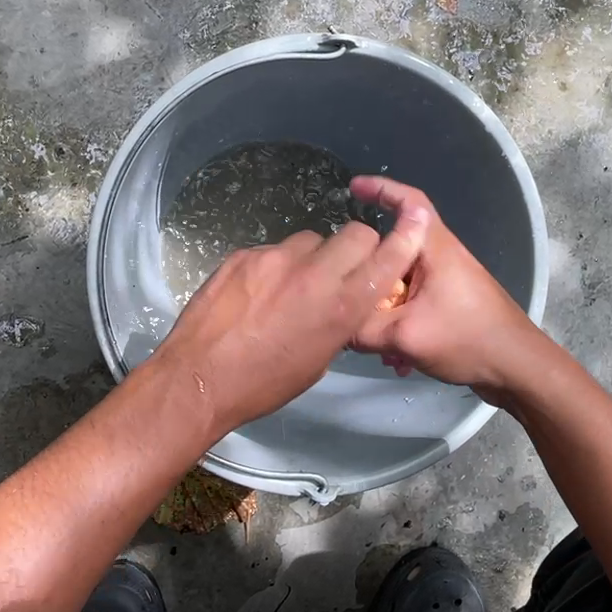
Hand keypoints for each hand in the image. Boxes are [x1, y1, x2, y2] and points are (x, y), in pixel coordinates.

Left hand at [150, 208, 428, 435]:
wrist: (199, 377)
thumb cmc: (264, 384)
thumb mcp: (318, 360)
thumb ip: (338, 320)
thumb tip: (343, 300)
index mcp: (340, 307)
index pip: (388, 258)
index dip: (404, 240)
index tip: (412, 227)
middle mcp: (314, 273)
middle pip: (355, 233)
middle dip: (355, 248)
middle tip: (337, 270)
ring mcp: (275, 258)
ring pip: (310, 240)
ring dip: (310, 257)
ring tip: (288, 286)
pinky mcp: (243, 254)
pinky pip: (272, 250)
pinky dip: (274, 266)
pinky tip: (255, 293)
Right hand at [347, 176, 543, 397]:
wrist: (517, 368)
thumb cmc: (468, 340)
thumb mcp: (405, 336)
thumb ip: (363, 328)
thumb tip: (335, 323)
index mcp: (434, 248)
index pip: (408, 203)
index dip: (381, 189)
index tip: (352, 187)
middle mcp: (441, 256)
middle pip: (393, 249)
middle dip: (368, 271)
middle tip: (343, 283)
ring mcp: (447, 280)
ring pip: (400, 282)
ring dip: (383, 307)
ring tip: (368, 334)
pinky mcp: (450, 303)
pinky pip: (412, 302)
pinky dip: (398, 322)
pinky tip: (394, 356)